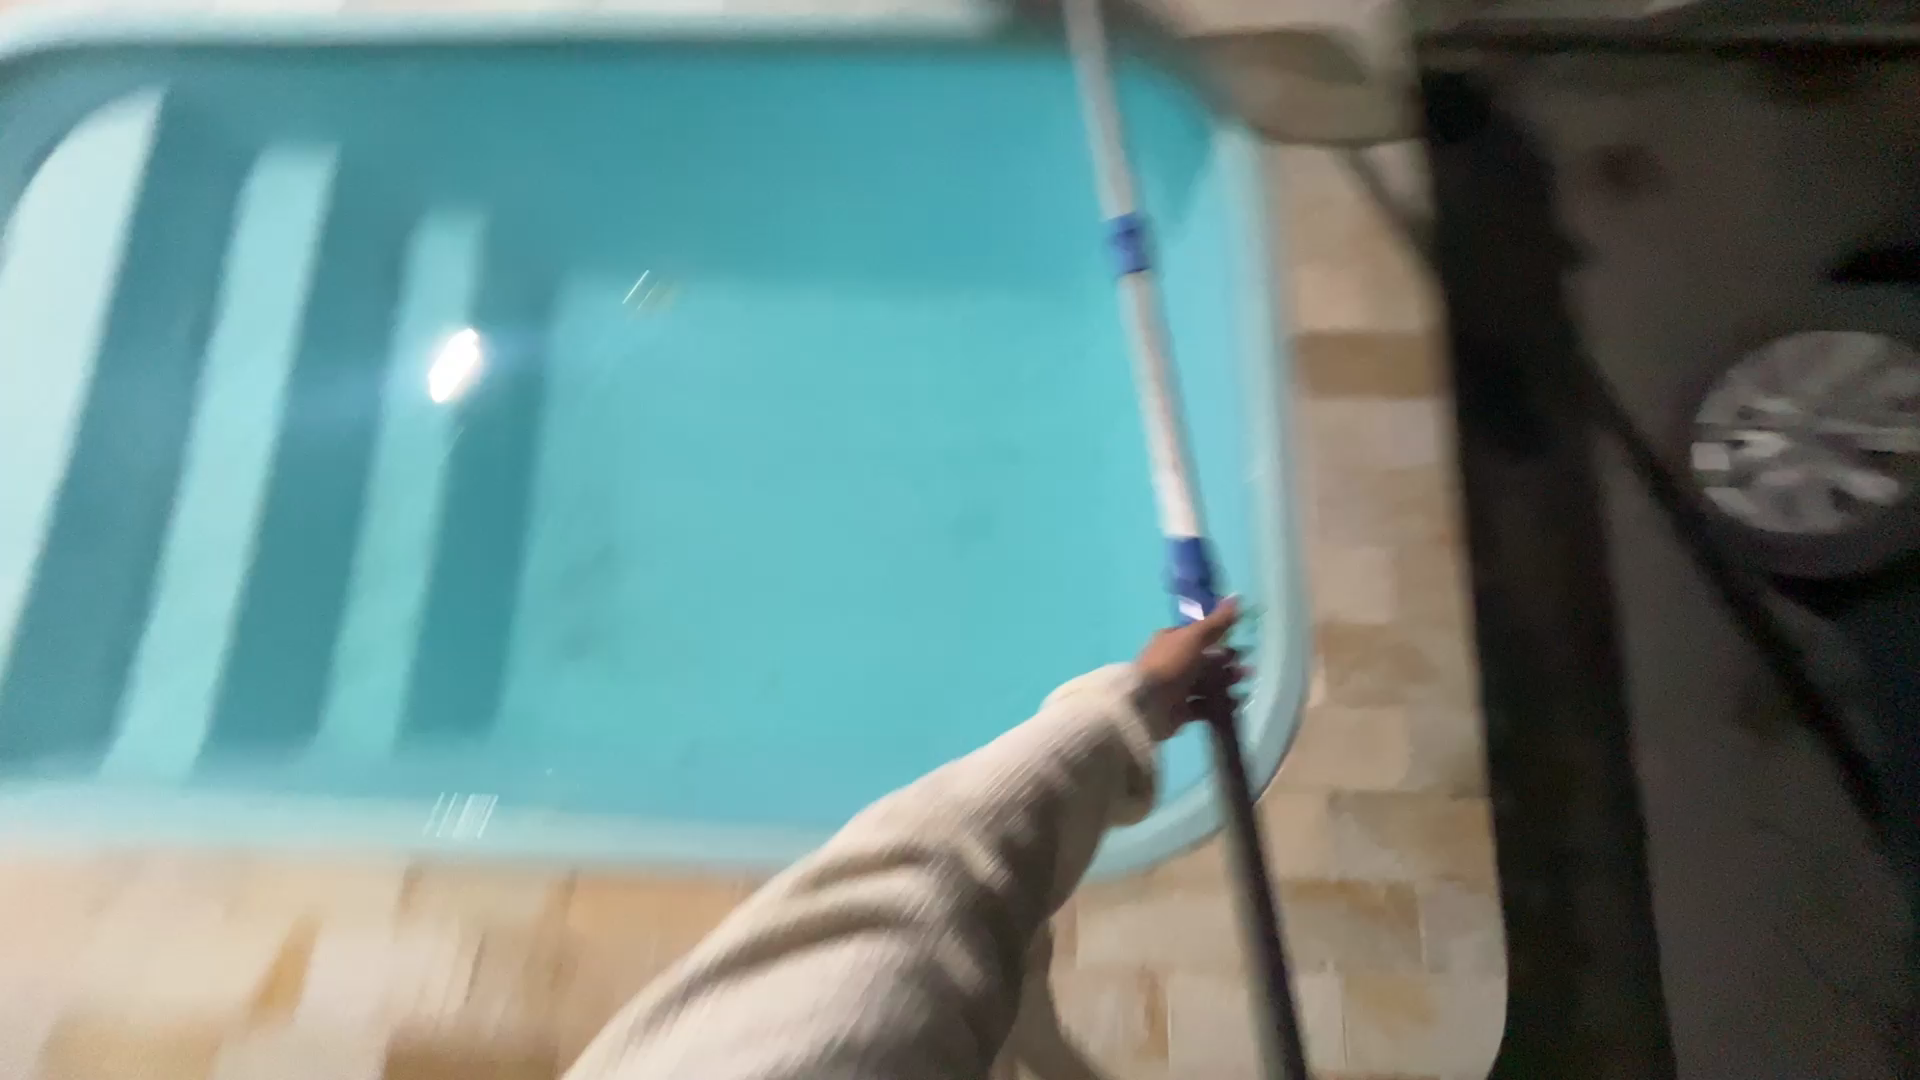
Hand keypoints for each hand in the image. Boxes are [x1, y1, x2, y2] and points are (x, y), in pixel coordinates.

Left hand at [1134, 597, 1247, 727]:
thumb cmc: (1171, 663)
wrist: (1149, 703)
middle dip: (1227, 665)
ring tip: (1242, 687)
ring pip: (1207, 684)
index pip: (1200, 636)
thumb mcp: (1194, 637)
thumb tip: (1236, 596)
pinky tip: (1232, 705)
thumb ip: (1217, 622)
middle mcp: (1173, 662)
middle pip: (1206, 662)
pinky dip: (1218, 706)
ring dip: (1226, 684)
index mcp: (1172, 640)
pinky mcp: (1180, 710)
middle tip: (1247, 670)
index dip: (1220, 639)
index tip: (1241, 644)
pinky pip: (1204, 706)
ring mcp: (1176, 687)